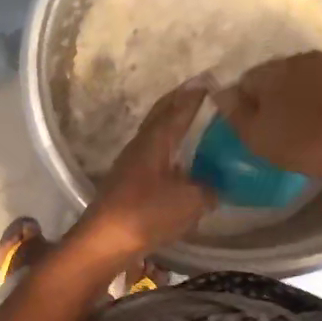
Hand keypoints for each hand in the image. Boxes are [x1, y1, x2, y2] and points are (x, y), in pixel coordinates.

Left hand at [74, 84, 215, 260]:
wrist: (104, 241)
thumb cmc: (147, 214)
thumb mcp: (191, 201)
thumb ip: (209, 188)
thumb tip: (216, 184)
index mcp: (156, 140)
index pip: (178, 108)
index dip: (195, 95)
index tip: (211, 79)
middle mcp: (141, 144)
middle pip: (161, 114)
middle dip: (180, 101)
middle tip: (202, 93)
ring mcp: (131, 162)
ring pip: (156, 133)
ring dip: (173, 123)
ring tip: (195, 123)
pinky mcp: (127, 181)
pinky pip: (154, 153)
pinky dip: (169, 147)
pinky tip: (179, 158)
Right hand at [219, 52, 321, 186]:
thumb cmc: (310, 143)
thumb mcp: (259, 139)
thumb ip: (236, 114)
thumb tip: (221, 91)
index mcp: (272, 71)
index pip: (247, 80)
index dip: (247, 102)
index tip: (253, 125)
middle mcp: (305, 58)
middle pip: (283, 75)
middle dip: (281, 95)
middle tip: (284, 126)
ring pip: (317, 77)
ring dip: (313, 95)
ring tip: (318, 124)